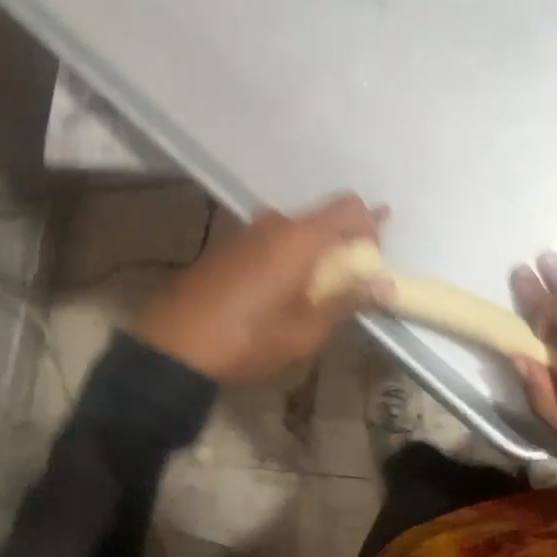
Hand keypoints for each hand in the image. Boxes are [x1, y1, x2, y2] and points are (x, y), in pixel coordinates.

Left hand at [137, 193, 388, 382]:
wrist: (171, 349)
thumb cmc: (247, 339)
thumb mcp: (305, 330)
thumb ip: (347, 300)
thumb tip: (385, 284)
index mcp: (301, 237)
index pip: (349, 207)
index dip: (370, 225)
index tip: (373, 257)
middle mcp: (276, 224)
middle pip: (322, 217)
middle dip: (342, 240)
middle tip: (350, 276)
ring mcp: (247, 233)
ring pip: (295, 229)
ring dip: (313, 249)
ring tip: (315, 287)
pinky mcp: (226, 248)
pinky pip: (270, 240)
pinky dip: (286, 255)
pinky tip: (279, 290)